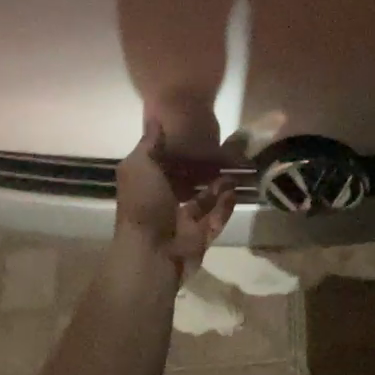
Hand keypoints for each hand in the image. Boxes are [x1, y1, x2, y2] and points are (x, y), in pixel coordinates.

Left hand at [115, 118, 236, 269]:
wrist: (151, 254)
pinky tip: (234, 192)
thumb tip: (155, 119)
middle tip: (227, 153)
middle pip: (187, 182)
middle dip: (205, 169)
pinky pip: (215, 218)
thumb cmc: (143, 205)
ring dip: (219, 187)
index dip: (181, 150)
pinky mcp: (199, 237)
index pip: (166, 164)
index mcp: (148, 185)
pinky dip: (225, 206)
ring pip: (204, 200)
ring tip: (235, 172)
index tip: (200, 134)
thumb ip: (149, 144)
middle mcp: (164, 203)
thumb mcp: (139, 166)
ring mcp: (182, 222)